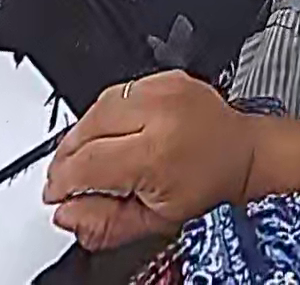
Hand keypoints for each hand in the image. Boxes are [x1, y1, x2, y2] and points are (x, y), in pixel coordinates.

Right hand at [42, 71, 299, 249]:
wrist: (243, 152)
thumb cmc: (209, 186)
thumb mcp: (154, 220)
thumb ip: (103, 223)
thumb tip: (66, 212)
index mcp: (157, 151)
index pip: (88, 162)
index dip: (63, 181)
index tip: (55, 193)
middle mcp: (161, 111)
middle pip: (90, 125)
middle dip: (68, 152)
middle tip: (63, 174)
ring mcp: (167, 88)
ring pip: (103, 102)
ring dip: (84, 128)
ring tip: (82, 153)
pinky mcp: (171, 76)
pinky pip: (125, 88)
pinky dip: (109, 109)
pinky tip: (109, 129)